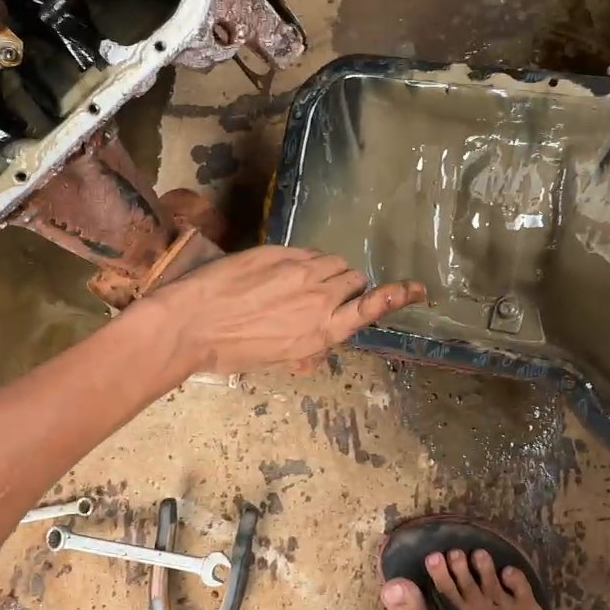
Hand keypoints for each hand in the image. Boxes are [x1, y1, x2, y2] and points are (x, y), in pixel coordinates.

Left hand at [144, 245, 425, 374]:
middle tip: (324, 296)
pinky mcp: (280, 252)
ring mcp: (301, 271)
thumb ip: (310, 342)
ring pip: (333, 262)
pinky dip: (303, 261)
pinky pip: (308, 252)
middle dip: (346, 286)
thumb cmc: (232, 351)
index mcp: (322, 331)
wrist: (191, 324)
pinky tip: (280, 272)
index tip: (418, 289)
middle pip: (354, 279)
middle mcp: (320, 298)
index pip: (372, 307)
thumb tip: (319, 340)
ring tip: (302, 282)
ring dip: (327, 271)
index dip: (398, 296)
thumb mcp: (280, 358)